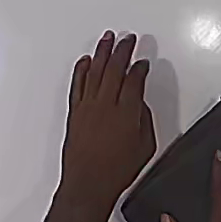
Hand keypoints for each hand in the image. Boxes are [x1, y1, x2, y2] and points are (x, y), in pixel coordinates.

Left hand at [57, 32, 156, 215]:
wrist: (88, 183)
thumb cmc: (117, 170)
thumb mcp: (145, 146)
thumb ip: (144, 119)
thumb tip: (138, 104)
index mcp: (127, 111)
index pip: (135, 80)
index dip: (139, 68)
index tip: (143, 61)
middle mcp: (106, 104)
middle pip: (115, 68)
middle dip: (123, 50)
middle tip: (128, 38)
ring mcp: (88, 106)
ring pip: (96, 71)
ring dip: (102, 52)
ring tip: (107, 38)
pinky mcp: (75, 111)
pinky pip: (78, 84)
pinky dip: (82, 70)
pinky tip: (85, 60)